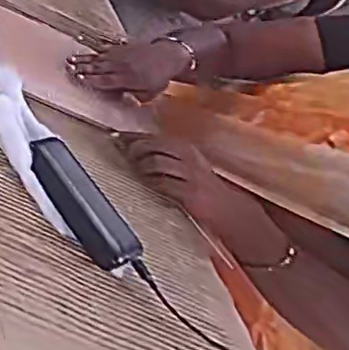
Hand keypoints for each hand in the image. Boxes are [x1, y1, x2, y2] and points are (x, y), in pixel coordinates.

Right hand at [68, 39, 190, 100]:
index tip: (80, 79)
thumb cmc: (159, 77)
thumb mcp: (151, 93)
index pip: (105, 80)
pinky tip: (84, 52)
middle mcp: (120, 66)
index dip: (92, 80)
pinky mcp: (118, 48)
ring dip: (82, 59)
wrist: (166, 56)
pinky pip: (102, 50)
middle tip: (68, 69)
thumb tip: (124, 100)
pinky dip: (92, 52)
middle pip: (97, 67)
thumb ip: (136, 97)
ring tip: (70, 60)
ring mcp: (118, 55)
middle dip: (81, 68)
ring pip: (96, 58)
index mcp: (127, 79)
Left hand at [119, 134, 253, 230]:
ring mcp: (191, 175)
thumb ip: (160, 153)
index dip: (131, 137)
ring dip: (140, 168)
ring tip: (138, 173)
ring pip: (155, 163)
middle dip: (134, 151)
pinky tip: (150, 186)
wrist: (232, 212)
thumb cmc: (200, 185)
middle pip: (150, 146)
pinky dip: (151, 183)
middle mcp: (188, 157)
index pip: (151, 136)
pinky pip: (163, 184)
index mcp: (184, 147)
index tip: (116, 139)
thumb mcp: (184, 164)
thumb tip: (125, 143)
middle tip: (126, 158)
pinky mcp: (192, 194)